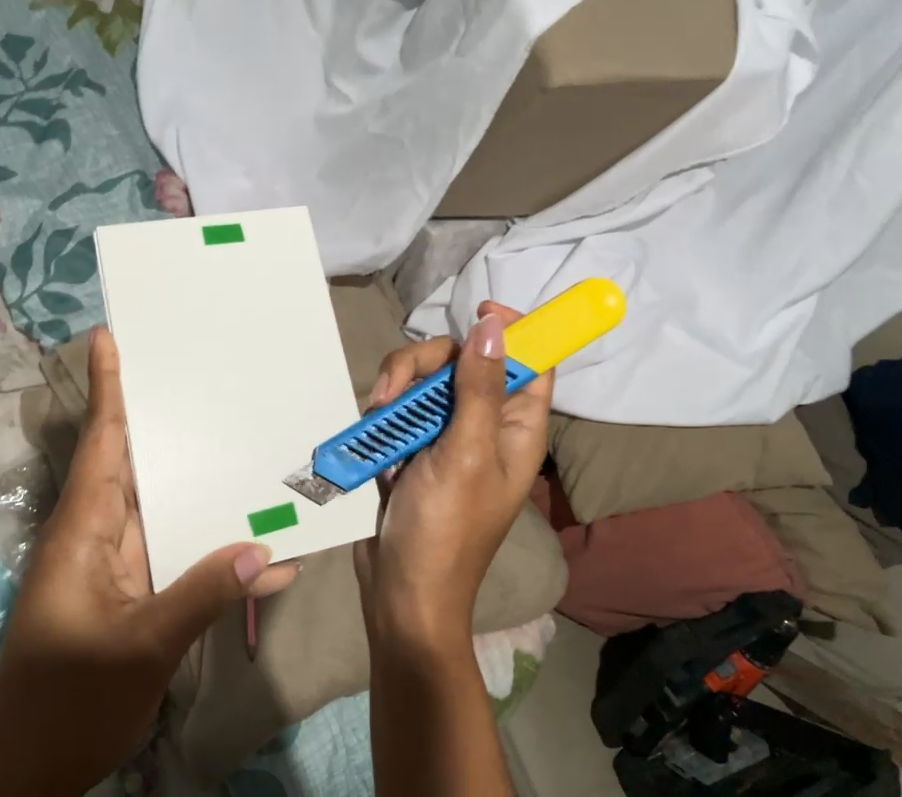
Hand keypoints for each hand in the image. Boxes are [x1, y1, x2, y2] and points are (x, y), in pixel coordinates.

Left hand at [0, 328, 298, 795]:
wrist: (33, 772)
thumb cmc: (69, 701)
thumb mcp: (140, 646)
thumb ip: (201, 595)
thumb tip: (264, 548)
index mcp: (82, 532)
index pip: (100, 445)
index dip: (108, 390)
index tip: (110, 337)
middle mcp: (97, 537)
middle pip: (134, 465)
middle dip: (165, 420)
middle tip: (206, 374)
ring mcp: (114, 569)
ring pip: (159, 507)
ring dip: (196, 480)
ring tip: (245, 438)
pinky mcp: (130, 597)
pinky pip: (172, 552)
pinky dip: (207, 542)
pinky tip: (253, 538)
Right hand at [353, 303, 553, 649]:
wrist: (400, 590)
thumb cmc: (445, 529)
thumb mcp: (464, 453)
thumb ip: (478, 387)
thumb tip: (495, 324)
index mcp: (516, 428)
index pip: (530, 362)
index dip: (512, 331)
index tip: (479, 312)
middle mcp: (483, 424)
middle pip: (462, 360)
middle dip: (424, 366)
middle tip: (393, 392)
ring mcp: (443, 435)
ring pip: (422, 380)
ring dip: (394, 392)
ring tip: (375, 422)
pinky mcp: (410, 446)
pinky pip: (397, 408)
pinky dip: (381, 417)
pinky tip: (371, 441)